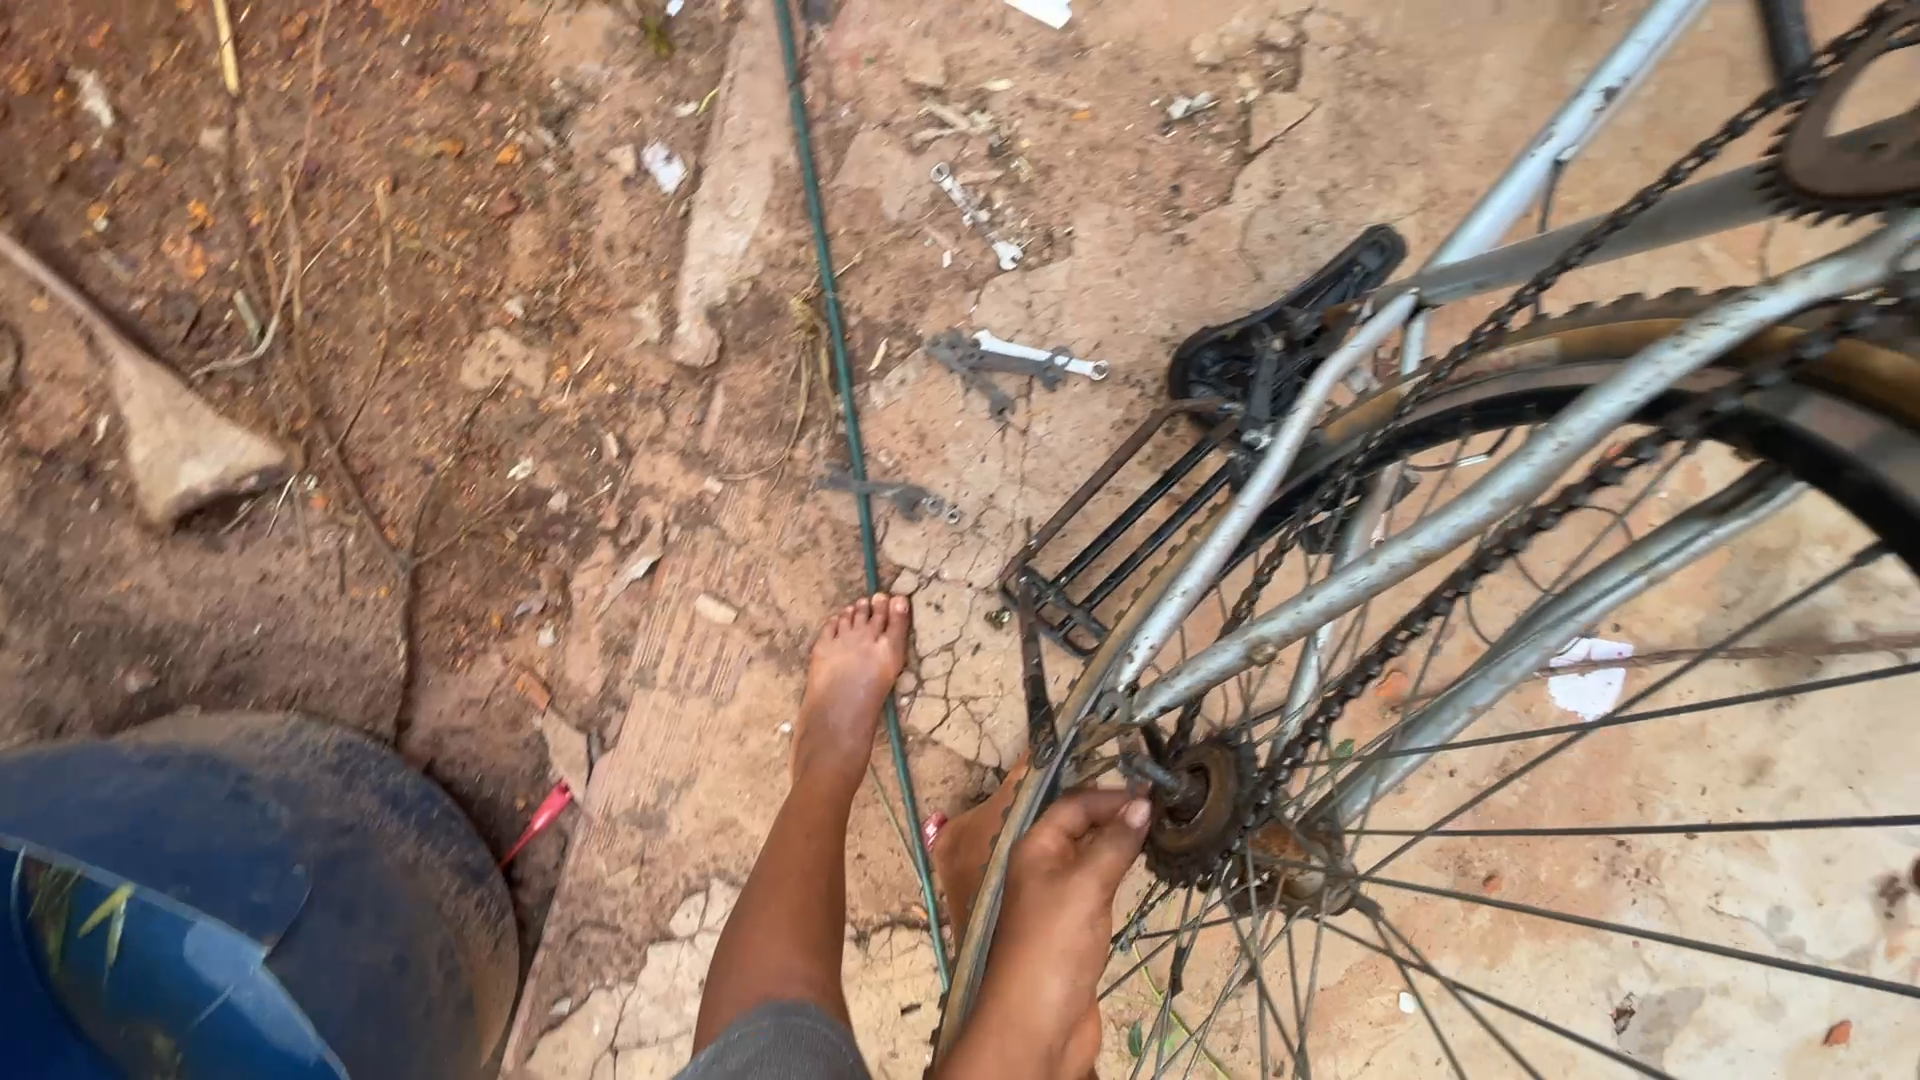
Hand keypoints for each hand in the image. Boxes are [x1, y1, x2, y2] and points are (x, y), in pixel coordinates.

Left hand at [940, 789, 1149, 1079]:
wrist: (1037, 1024)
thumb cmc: (1054, 944)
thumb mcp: (1086, 886)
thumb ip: (1114, 844)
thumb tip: (1142, 803)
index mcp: (1036, 847)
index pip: (1074, 805)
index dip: (1110, 796)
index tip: (1151, 796)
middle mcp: (1045, 866)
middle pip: (1082, 828)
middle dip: (1116, 817)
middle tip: (1162, 814)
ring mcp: (1060, 897)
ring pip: (1092, 857)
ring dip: (1120, 844)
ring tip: (1159, 835)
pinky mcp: (1077, 927)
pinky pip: (1099, 887)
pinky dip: (1119, 874)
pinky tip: (1142, 873)